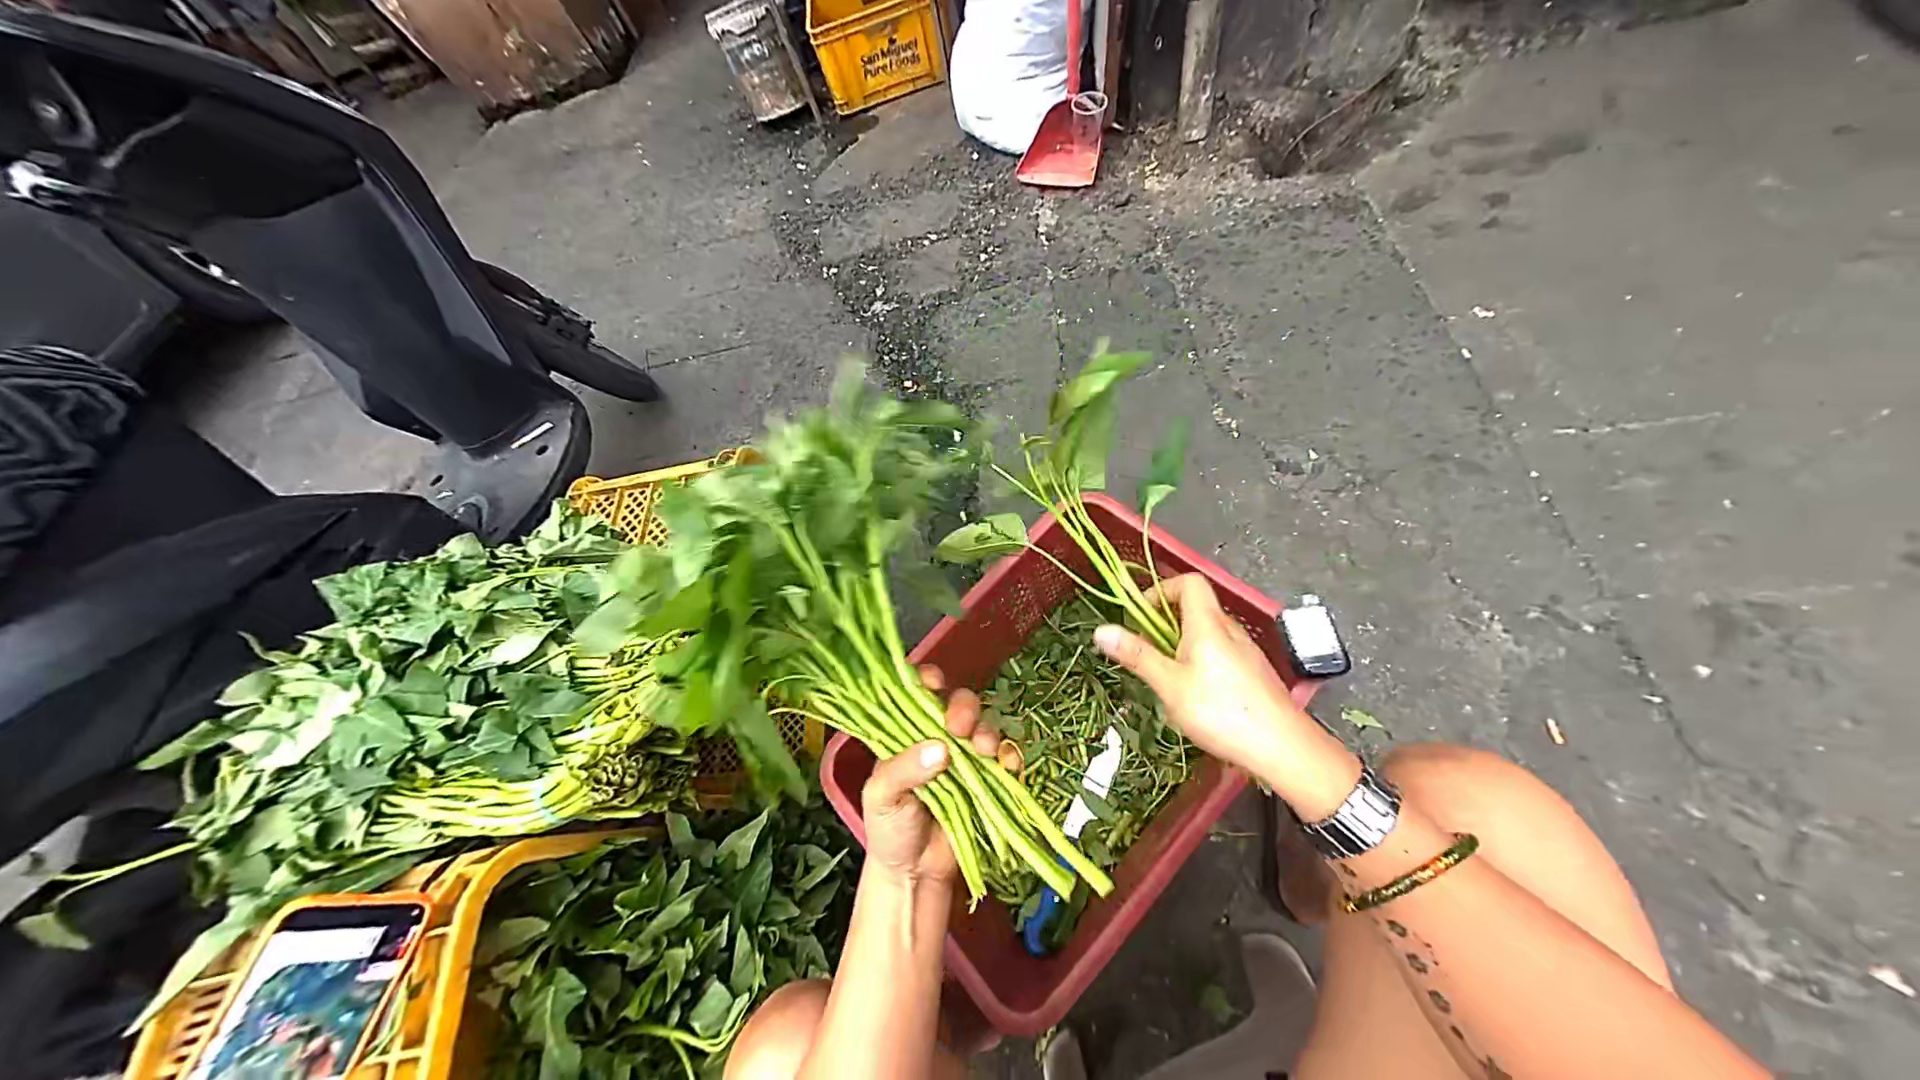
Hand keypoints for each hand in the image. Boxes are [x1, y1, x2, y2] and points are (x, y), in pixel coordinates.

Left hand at [860, 665, 1001, 884]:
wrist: (914, 874)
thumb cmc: (889, 830)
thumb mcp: (883, 797)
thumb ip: (904, 770)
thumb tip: (940, 749)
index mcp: (906, 733)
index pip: (916, 693)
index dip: (926, 680)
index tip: (933, 683)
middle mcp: (938, 737)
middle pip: (957, 704)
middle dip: (963, 707)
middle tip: (959, 726)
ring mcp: (965, 757)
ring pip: (984, 727)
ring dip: (988, 731)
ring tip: (984, 749)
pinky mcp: (988, 779)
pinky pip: (1005, 758)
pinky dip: (1010, 756)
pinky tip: (1007, 765)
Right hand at [1094, 574, 1361, 818]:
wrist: (1282, 748)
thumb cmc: (1222, 712)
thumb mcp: (1169, 685)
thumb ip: (1137, 655)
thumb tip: (1102, 630)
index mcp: (1208, 624)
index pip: (1188, 582)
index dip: (1162, 591)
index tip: (1142, 617)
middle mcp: (1230, 630)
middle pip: (1195, 608)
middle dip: (1165, 625)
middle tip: (1148, 654)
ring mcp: (1245, 652)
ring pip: (1207, 634)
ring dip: (1182, 647)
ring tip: (1169, 680)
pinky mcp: (1253, 673)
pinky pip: (1221, 654)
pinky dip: (1201, 663)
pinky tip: (1197, 698)